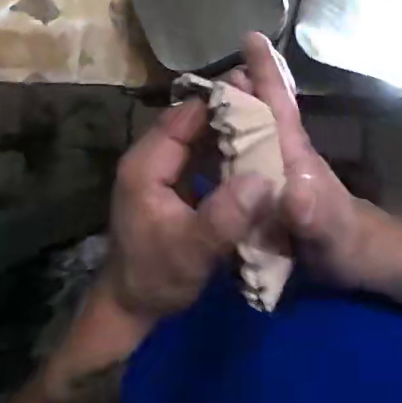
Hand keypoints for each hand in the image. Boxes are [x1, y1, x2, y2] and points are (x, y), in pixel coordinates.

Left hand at [98, 98, 274, 323]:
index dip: (220, 104)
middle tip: (270, 109)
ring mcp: (158, 168)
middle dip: (228, 114)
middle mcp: (149, 157)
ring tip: (267, 125)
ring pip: (196, 135)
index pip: (185, 116)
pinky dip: (222, 149)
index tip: (259, 97)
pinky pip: (198, 152)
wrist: (131, 305)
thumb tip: (262, 178)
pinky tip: (250, 153)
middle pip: (191, 120)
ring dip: (227, 130)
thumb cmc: (157, 276)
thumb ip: (225, 215)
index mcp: (146, 164)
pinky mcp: (169, 181)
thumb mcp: (194, 250)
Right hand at [223, 33, 385, 288]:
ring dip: (225, 113)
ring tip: (192, 107)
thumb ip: (311, 214)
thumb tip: (293, 192)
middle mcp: (281, 153)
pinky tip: (202, 150)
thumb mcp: (328, 232)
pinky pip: (241, 157)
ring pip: (248, 130)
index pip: (278, 103)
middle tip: (201, 76)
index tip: (251, 37)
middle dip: (235, 86)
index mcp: (292, 152)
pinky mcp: (268, 190)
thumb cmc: (344, 241)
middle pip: (258, 109)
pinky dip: (223, 146)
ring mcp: (275, 170)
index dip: (266, 70)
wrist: (356, 261)